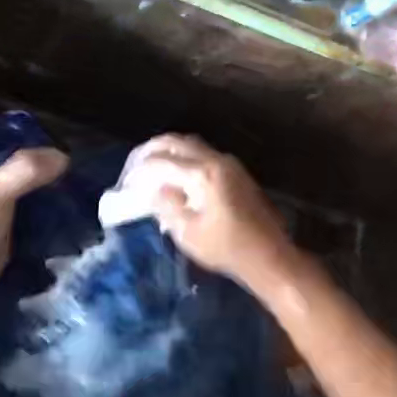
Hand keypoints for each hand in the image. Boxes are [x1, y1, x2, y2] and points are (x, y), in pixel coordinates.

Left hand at [0, 115, 69, 291]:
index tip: (40, 131)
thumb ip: (26, 169)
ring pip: (23, 173)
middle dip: (35, 149)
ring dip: (44, 173)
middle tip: (62, 155)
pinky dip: (45, 195)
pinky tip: (63, 197)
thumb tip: (63, 158)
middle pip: (11, 149)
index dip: (11, 123)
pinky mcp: (8, 214)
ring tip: (69, 175)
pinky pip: (30, 196)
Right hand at [132, 135, 296, 288]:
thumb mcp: (188, 233)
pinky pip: (203, 155)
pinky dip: (184, 159)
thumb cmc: (226, 248)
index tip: (126, 183)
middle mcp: (217, 161)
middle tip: (134, 165)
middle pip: (176, 142)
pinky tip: (176, 177)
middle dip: (151, 150)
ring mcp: (230, 165)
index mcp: (203, 174)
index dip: (140, 170)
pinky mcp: (237, 173)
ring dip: (168, 152)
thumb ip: (166, 206)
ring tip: (151, 169)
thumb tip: (153, 189)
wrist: (269, 255)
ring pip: (191, 145)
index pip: (162, 160)